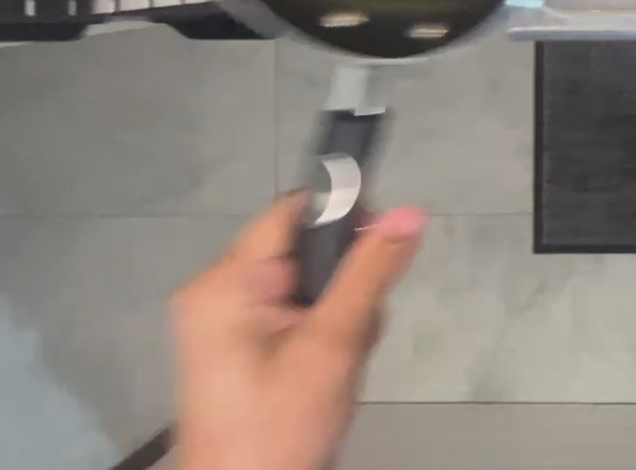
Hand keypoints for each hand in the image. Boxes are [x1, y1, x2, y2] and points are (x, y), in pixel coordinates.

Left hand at [170, 195, 424, 469]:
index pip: (295, 210)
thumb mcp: (333, 343)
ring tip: (347, 350)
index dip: (345, 216)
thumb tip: (411, 210)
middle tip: (361, 319)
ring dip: (350, 305)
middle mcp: (224, 291)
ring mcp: (236, 317)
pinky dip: (337, 323)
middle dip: (352, 275)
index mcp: (225, 284)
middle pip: (312, 243)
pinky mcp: (253, 338)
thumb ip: (371, 271)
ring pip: (320, 275)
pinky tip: (338, 358)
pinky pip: (311, 302)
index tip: (383, 246)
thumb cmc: (279, 425)